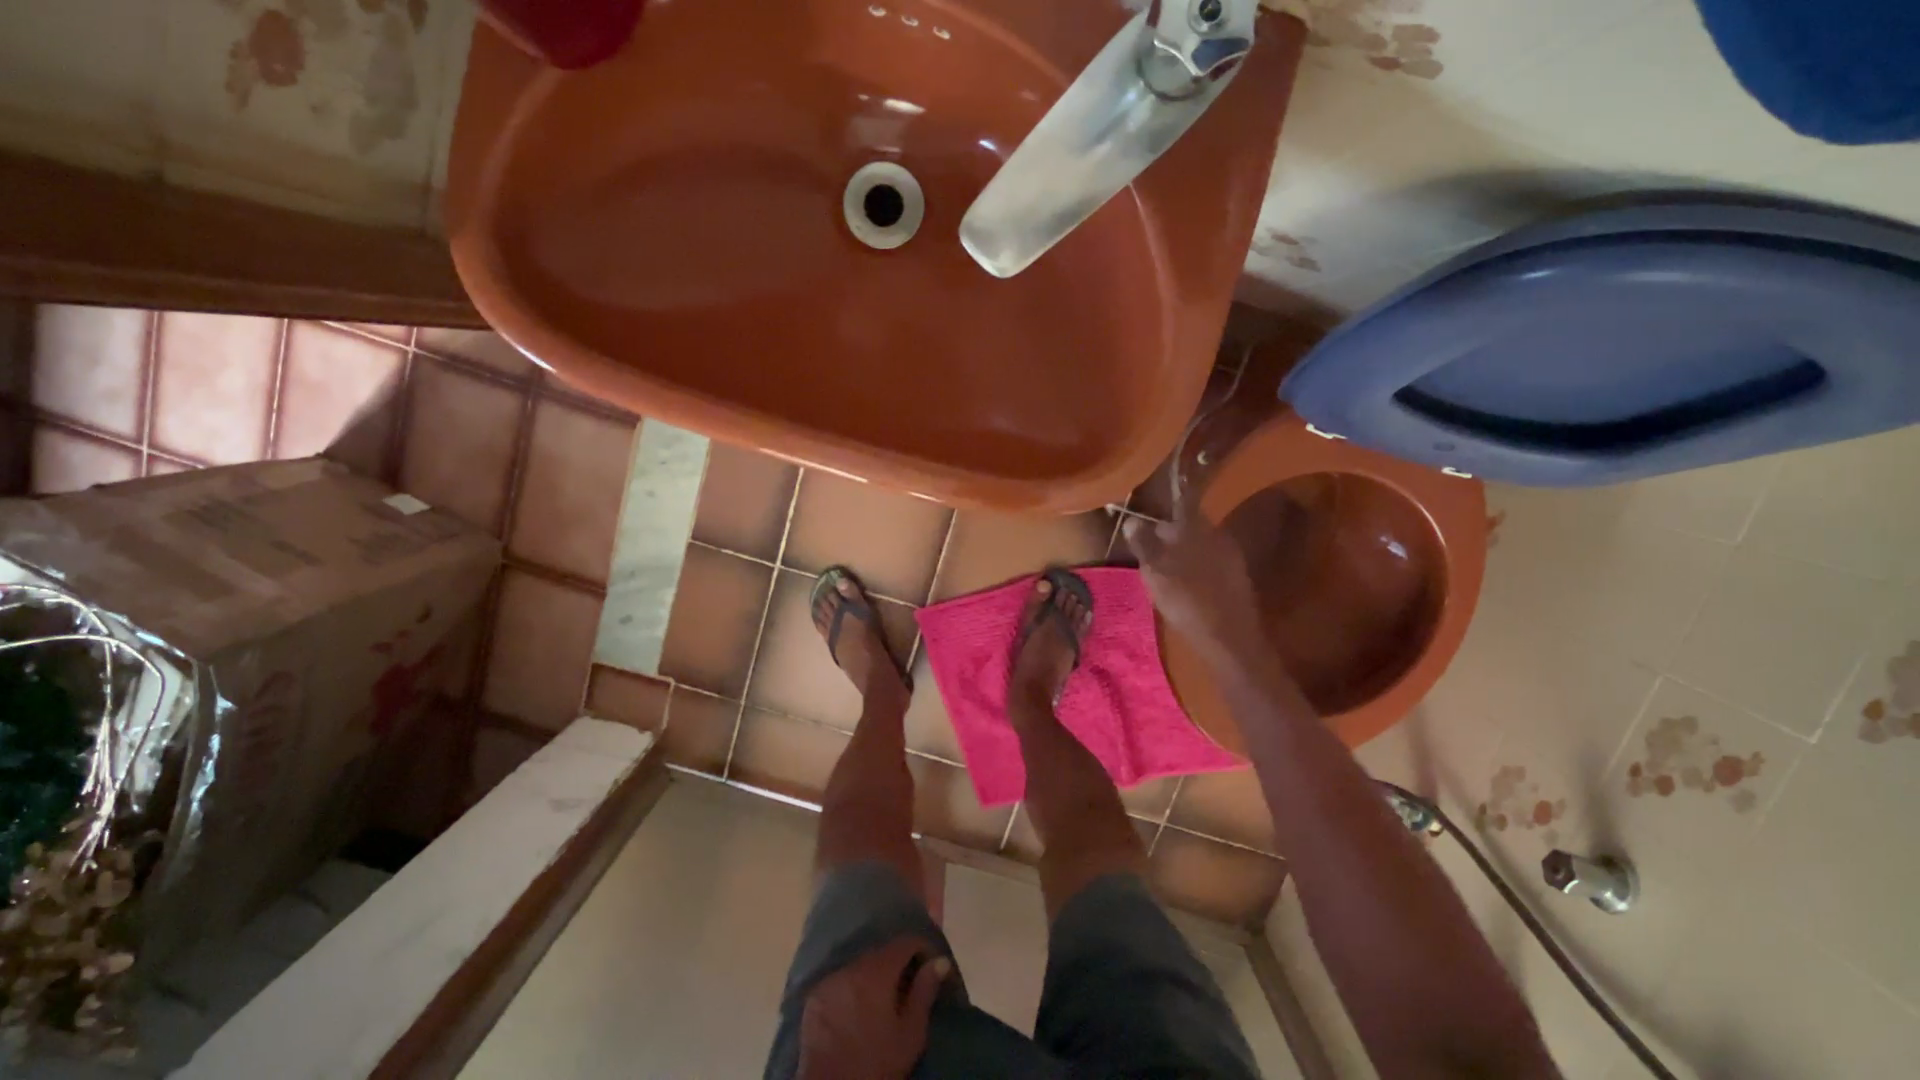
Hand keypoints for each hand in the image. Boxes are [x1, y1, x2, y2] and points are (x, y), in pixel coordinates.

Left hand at [796, 938, 950, 1079]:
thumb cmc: (877, 1063)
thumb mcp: (910, 1033)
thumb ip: (924, 991)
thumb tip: (940, 961)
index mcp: (876, 973)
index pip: (904, 942)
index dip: (921, 949)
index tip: (931, 966)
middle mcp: (850, 968)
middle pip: (879, 953)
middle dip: (897, 963)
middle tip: (910, 987)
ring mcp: (829, 981)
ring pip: (858, 967)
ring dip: (873, 976)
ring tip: (883, 1000)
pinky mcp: (814, 997)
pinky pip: (840, 981)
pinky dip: (853, 987)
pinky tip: (858, 1009)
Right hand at [1124, 506, 1261, 662]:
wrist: (1231, 638)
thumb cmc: (1188, 601)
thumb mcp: (1157, 572)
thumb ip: (1144, 544)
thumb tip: (1132, 520)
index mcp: (1196, 528)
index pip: (1182, 502)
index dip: (1166, 503)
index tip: (1151, 510)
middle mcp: (1217, 535)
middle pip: (1190, 525)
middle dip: (1171, 533)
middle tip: (1149, 548)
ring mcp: (1231, 557)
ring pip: (1201, 545)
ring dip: (1184, 552)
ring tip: (1164, 570)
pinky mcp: (1237, 578)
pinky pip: (1211, 563)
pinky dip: (1197, 568)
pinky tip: (1186, 585)